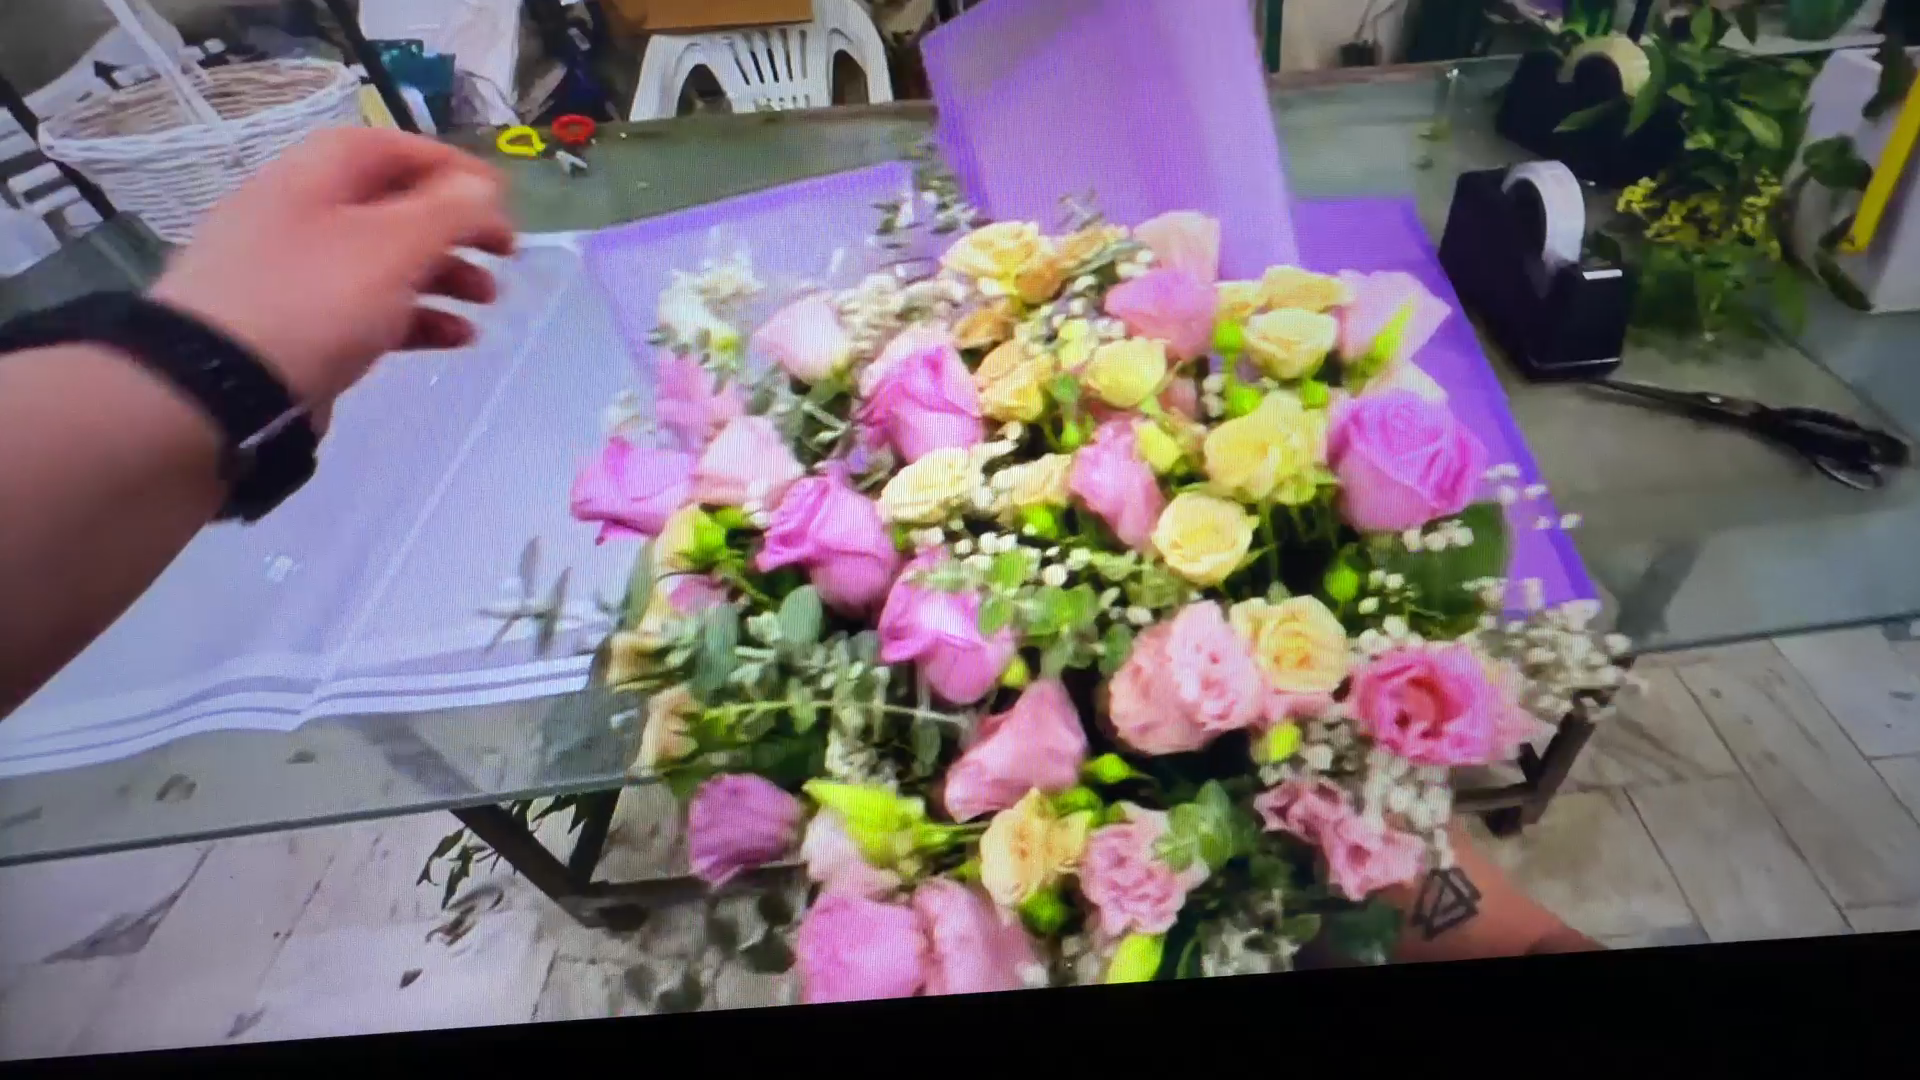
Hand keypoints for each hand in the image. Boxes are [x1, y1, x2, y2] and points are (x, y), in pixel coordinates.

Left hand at [149, 127, 516, 430]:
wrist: (225, 382)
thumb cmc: (315, 300)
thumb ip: (446, 212)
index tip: (501, 196)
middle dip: (458, 229)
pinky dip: (424, 318)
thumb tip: (484, 188)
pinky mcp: (312, 324)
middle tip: (507, 254)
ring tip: (488, 302)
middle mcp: (307, 218)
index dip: (448, 165)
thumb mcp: (391, 246)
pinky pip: (379, 310)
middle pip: (396, 208)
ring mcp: (306, 274)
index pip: (387, 148)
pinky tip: (457, 337)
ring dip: (449, 276)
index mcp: (315, 182)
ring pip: (393, 262)